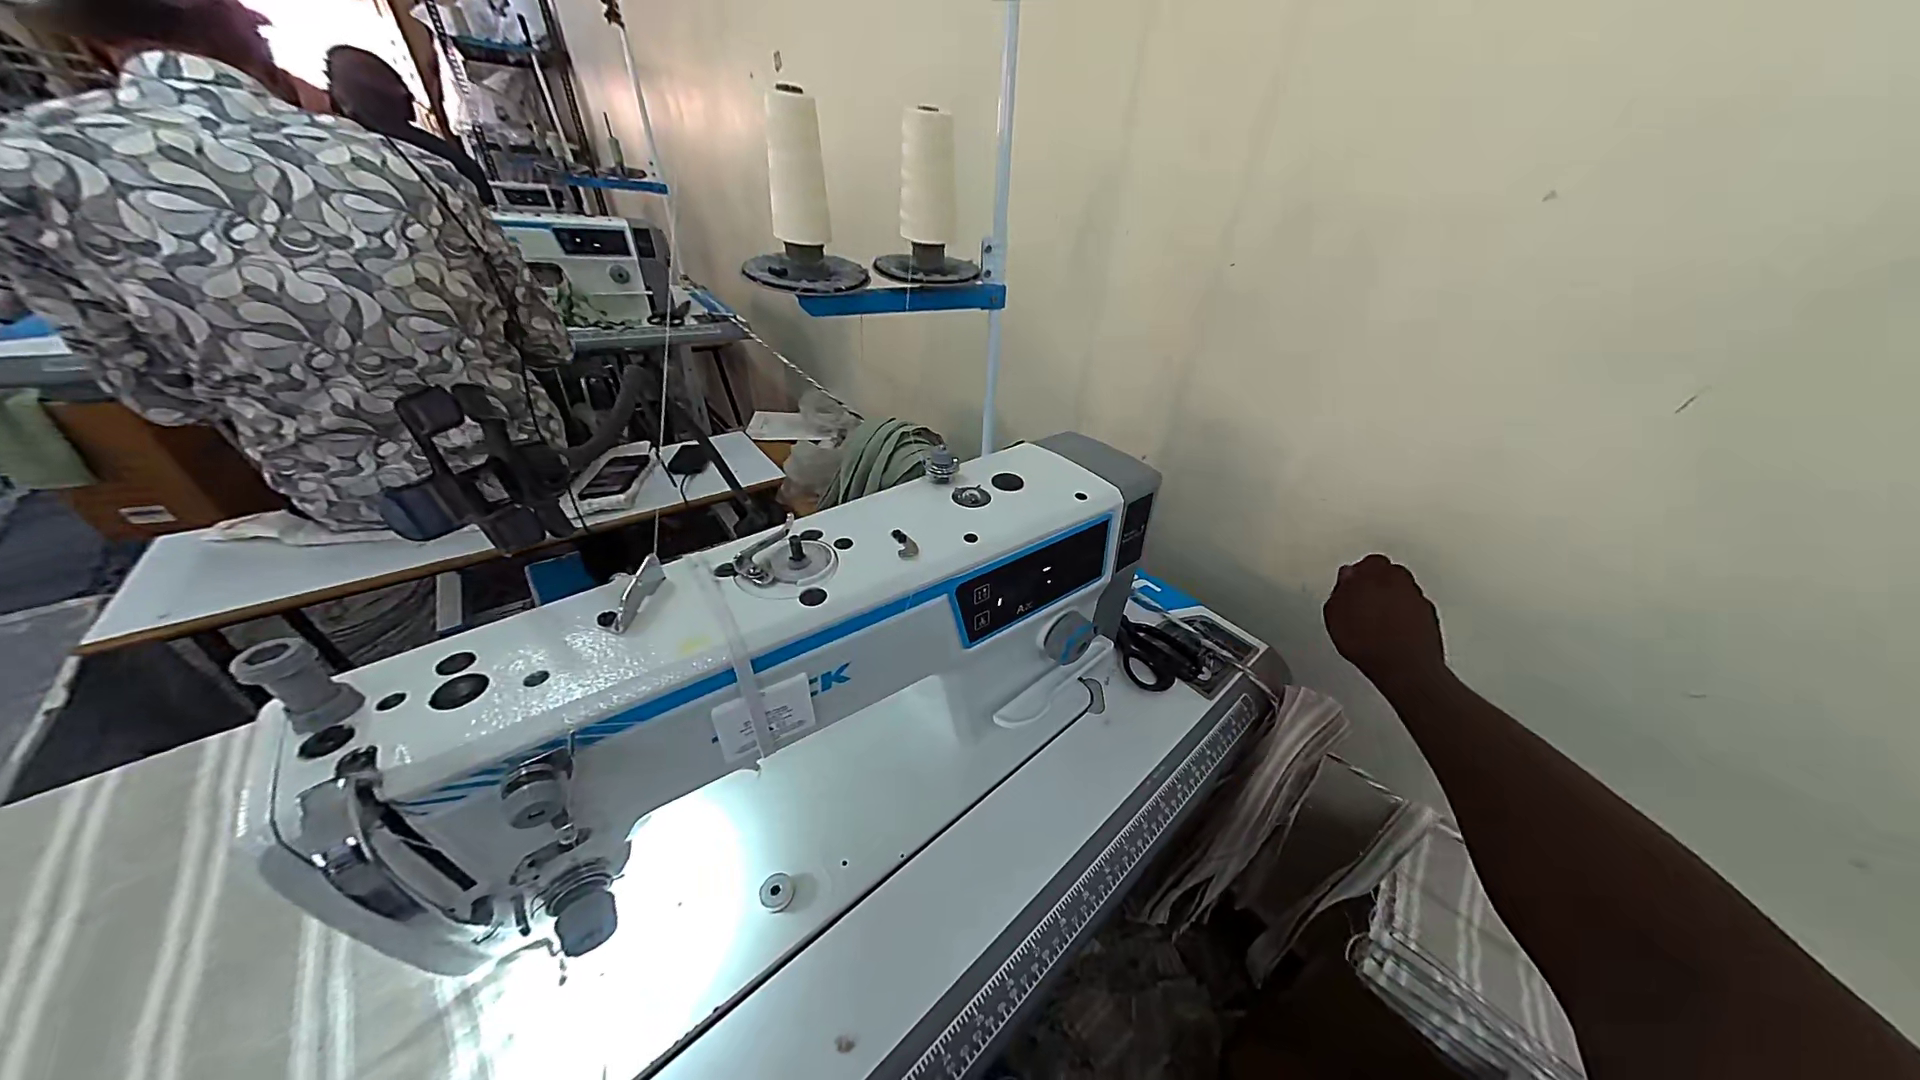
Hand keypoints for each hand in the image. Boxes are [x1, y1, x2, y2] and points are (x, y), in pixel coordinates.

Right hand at [1324, 554, 1446, 684]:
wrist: (1403, 667)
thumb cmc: (1369, 641)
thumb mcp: (1335, 614)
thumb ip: (1339, 591)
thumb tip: (1346, 579)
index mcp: (1375, 575)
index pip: (1368, 562)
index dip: (1358, 572)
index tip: (1350, 582)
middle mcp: (1401, 582)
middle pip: (1389, 572)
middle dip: (1376, 581)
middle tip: (1361, 597)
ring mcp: (1418, 599)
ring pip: (1402, 589)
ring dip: (1390, 597)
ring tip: (1374, 616)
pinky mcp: (1430, 617)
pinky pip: (1413, 607)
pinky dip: (1403, 613)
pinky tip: (1390, 629)